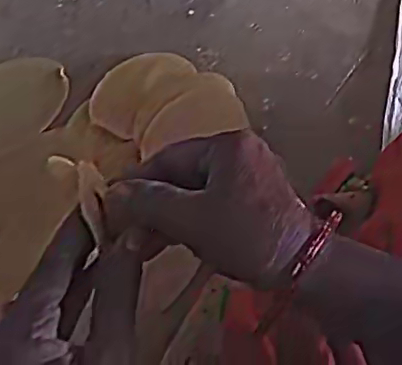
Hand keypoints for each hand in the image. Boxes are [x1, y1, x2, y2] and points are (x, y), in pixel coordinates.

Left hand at [0, 217, 144, 364]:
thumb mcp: (109, 356)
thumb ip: (117, 294)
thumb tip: (132, 233)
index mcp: (16, 334)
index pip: (54, 261)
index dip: (83, 223)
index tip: (108, 189)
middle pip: (47, 279)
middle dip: (86, 244)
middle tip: (120, 210)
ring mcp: (2, 358)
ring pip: (44, 301)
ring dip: (82, 269)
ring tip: (116, 239)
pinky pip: (43, 322)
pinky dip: (72, 297)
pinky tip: (98, 283)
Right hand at [105, 132, 317, 291]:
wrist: (294, 257)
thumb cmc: (242, 231)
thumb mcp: (190, 218)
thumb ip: (151, 202)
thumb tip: (115, 190)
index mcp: (229, 144)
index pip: (171, 155)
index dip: (136, 180)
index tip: (107, 205)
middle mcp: (241, 150)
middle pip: (183, 171)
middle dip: (150, 202)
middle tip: (118, 230)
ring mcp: (249, 172)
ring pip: (195, 189)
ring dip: (165, 215)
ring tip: (134, 244)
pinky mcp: (252, 195)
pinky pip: (210, 200)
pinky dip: (186, 218)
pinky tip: (162, 243)